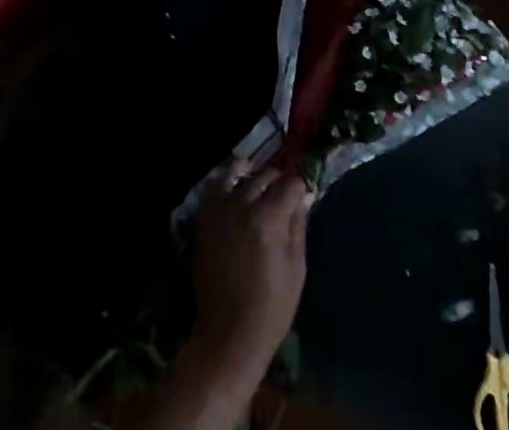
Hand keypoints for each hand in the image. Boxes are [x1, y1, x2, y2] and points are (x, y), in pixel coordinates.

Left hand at [191, 161, 312, 367]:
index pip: (291, 185)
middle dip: (278, 180)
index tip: (305, 198)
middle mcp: (242, 208)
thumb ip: (298, 225)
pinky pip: (210, 192)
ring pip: (233, 175)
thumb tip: (305, 196)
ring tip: (256, 180)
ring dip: (248, 174)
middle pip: (264, 177)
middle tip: (285, 194)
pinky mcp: (203, 226)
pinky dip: (222, 183)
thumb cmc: (273, 304)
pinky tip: (233, 189)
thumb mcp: (297, 265)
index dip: (301, 189)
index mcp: (269, 218)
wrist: (228, 335)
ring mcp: (218, 215)